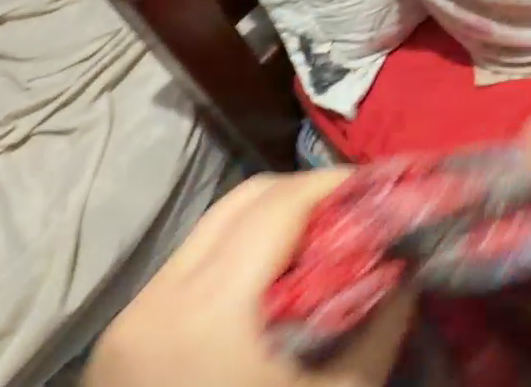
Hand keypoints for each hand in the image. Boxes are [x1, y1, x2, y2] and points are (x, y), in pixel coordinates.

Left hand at [86, 171, 414, 386]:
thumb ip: (383, 319)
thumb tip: (410, 261)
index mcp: (206, 313)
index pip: (279, 206)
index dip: (337, 185)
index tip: (383, 187)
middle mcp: (154, 303)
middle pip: (242, 201)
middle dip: (308, 194)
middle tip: (358, 209)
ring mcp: (128, 324)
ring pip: (212, 229)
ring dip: (274, 222)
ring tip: (323, 242)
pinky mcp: (120, 345)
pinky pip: (191, 267)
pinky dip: (240, 256)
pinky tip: (276, 283)